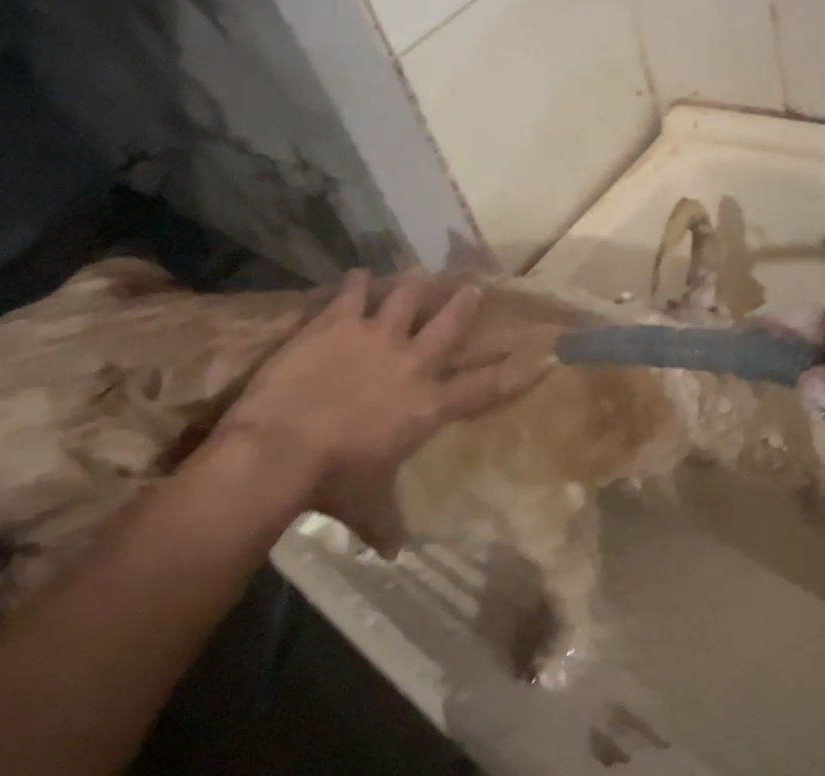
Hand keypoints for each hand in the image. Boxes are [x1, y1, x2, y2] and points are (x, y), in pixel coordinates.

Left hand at [212, 268, 551, 552]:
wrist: (282, 448)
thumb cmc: (333, 481)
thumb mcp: (366, 505)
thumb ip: (383, 523)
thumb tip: (392, 554)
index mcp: (427, 406)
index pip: (484, 389)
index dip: (516, 374)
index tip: (542, 356)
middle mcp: (411, 363)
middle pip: (449, 325)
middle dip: (464, 305)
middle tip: (474, 288)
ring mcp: (375, 336)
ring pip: (406, 296)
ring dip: (414, 283)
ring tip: (419, 270)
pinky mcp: (338, 322)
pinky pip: (353, 292)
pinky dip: (357, 282)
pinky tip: (358, 275)